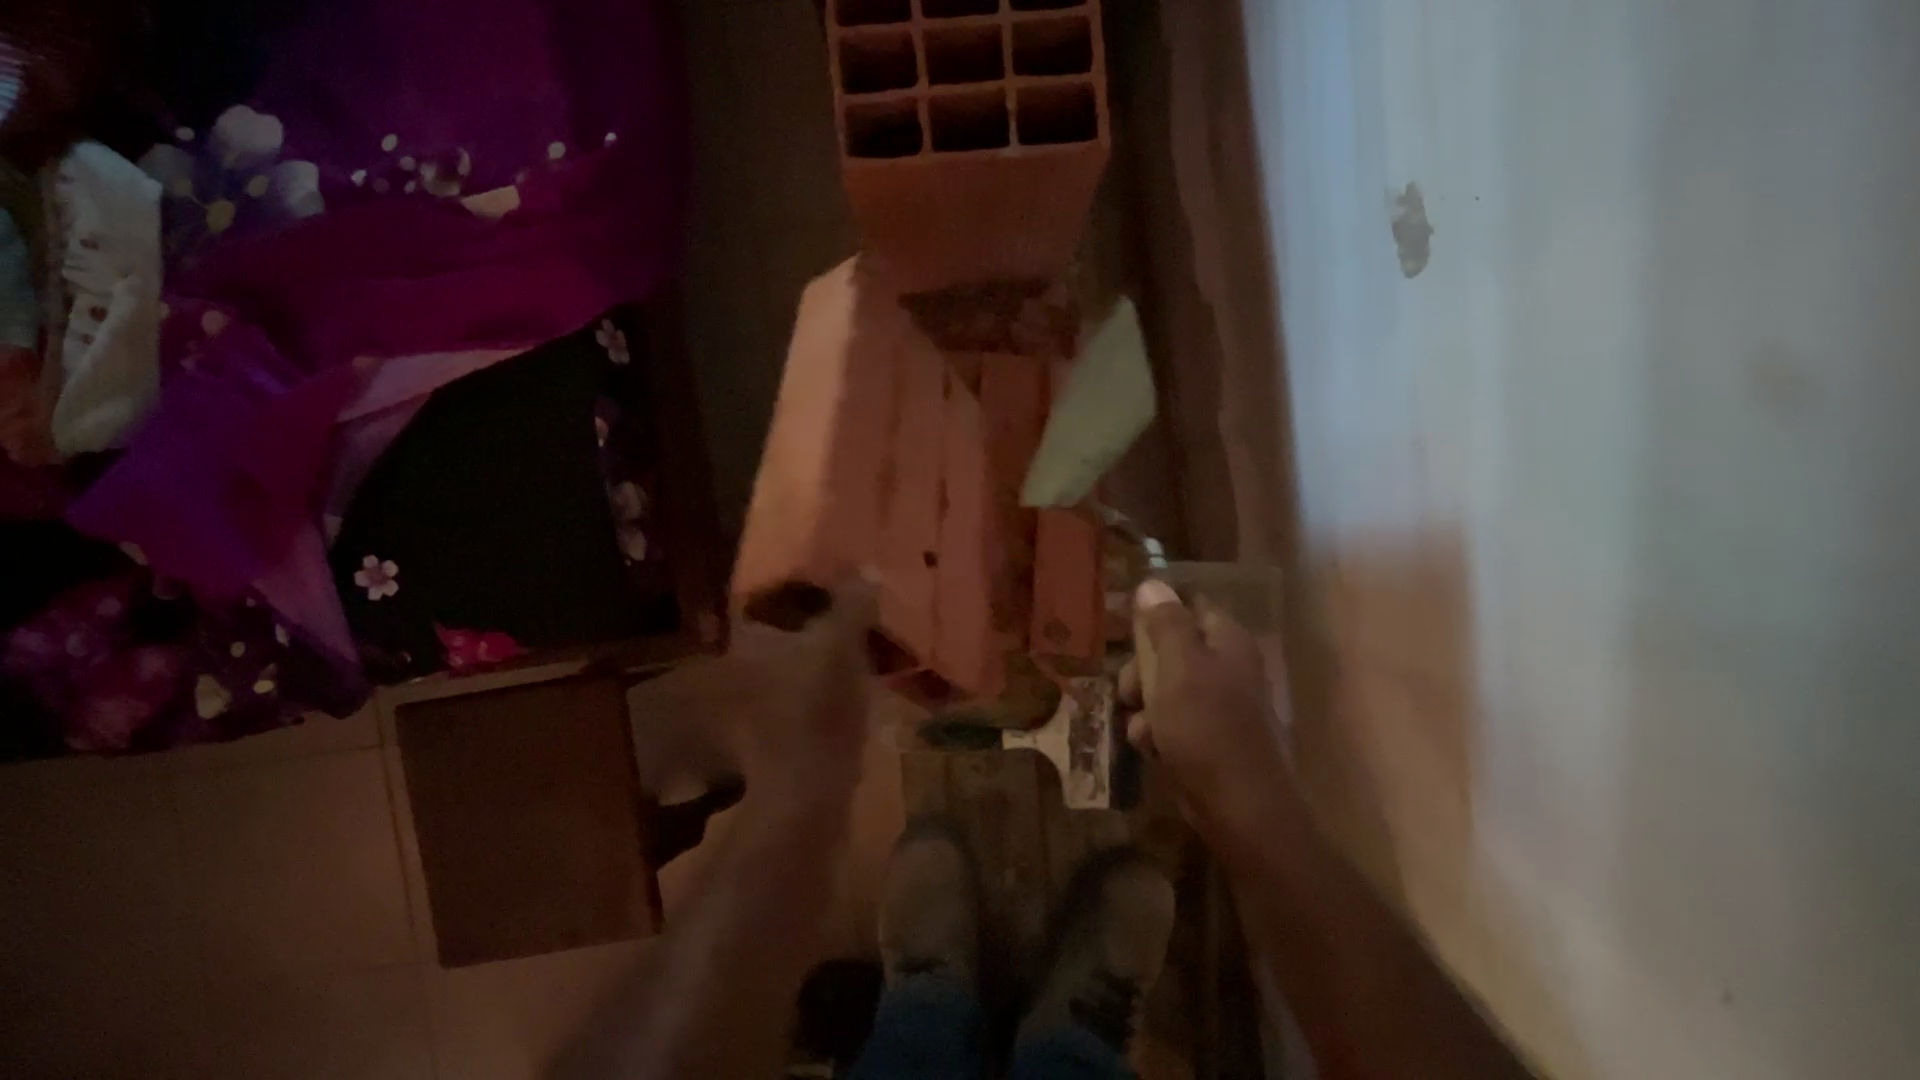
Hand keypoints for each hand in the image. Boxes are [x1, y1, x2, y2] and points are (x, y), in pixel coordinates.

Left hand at [735, 575, 878, 801]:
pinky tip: (863, 676)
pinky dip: (832, 678)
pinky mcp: (784, 729)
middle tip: (855, 601)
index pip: (763, 593)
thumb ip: (852, 605)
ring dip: (827, 647)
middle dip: (816, 614)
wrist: (807, 793)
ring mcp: (762, 701)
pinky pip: (810, 687)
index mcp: (750, 639)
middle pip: (782, 626)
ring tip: (868, 635)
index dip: (793, 580)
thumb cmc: (815, 710)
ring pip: (798, 658)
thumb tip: (867, 568)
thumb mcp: (840, 646)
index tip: (828, 573)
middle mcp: (746, 665)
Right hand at [1123, 580, 1291, 828]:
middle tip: (1128, 691)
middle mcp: (1229, 668)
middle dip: (1142, 670)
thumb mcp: (1178, 667)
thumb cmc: (1206, 727)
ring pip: (1167, 690)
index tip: (1128, 635)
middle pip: (1172, 651)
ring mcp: (1223, 707)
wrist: (1239, 807)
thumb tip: (1153, 583)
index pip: (1191, 609)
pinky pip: (1174, 724)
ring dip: (1144, 707)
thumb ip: (1165, 623)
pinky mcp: (1212, 741)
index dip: (1158, 618)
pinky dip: (1158, 734)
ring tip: (1140, 730)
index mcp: (1228, 641)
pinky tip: (1151, 750)